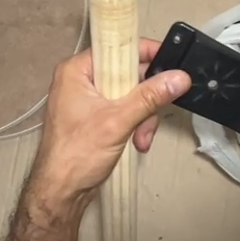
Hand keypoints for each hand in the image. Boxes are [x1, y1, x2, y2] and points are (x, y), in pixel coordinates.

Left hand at [26, 38, 190, 208]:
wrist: (61, 192)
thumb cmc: (76, 155)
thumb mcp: (118, 120)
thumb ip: (150, 97)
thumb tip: (178, 78)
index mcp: (76, 71)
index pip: (117, 48)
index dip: (145, 53)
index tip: (170, 62)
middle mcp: (80, 80)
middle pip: (127, 74)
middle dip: (145, 99)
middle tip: (152, 116)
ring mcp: (86, 100)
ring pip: (129, 95)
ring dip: (142, 117)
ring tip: (142, 138)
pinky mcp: (93, 117)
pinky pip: (123, 110)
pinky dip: (134, 125)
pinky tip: (137, 142)